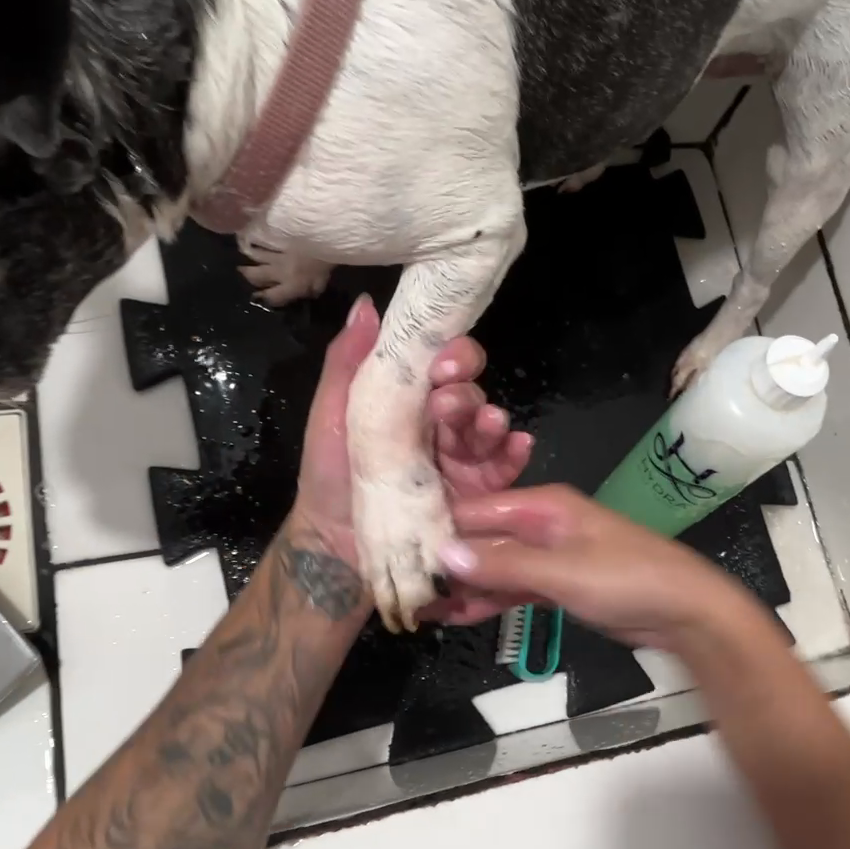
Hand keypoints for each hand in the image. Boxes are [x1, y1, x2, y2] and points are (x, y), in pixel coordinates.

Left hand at [293, 295, 532, 577]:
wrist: (335, 544)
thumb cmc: (331, 476)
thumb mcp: (333, 415)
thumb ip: (349, 362)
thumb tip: (367, 305)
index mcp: (408, 401)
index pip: (442, 366)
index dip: (449, 357)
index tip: (440, 365)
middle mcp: (440, 425)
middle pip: (470, 394)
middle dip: (465, 392)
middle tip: (448, 405)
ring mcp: (461, 460)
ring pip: (489, 427)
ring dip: (492, 418)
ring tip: (488, 424)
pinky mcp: (476, 494)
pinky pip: (504, 468)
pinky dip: (515, 452)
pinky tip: (518, 443)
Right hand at [434, 484, 765, 649]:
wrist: (685, 611)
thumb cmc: (627, 578)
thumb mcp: (562, 571)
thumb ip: (503, 565)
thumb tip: (443, 555)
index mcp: (542, 506)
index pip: (475, 512)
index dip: (437, 532)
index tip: (397, 554)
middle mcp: (540, 525)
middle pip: (481, 541)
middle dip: (446, 564)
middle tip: (404, 591)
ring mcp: (550, 556)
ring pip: (495, 568)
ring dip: (464, 587)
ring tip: (423, 610)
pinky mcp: (559, 584)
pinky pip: (514, 588)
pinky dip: (490, 601)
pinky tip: (459, 616)